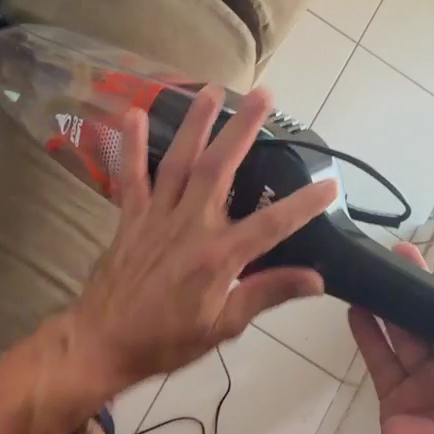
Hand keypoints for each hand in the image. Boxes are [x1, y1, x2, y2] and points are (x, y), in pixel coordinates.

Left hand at [68, 85, 340, 389]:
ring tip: (213, 90)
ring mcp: (156, 217)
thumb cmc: (166, 341)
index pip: (272, 226)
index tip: (330, 185)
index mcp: (218, 257)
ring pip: (179, 161)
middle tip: (265, 96)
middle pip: (220, 168)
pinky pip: (131, 176)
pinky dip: (131, 145)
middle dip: (243, 129)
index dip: (304, 205)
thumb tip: (315, 279)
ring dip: (197, 123)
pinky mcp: (130, 217)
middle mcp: (189, 226)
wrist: (102, 343)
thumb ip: (267, 295)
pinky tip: (132, 113)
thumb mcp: (223, 326)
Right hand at [350, 243, 433, 433]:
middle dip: (415, 289)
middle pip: (431, 320)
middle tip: (394, 254)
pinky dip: (367, 334)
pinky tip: (355, 307)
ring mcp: (423, 386)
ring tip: (370, 271)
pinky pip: (379, 360)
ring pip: (402, 335)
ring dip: (388, 305)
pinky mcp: (393, 401)